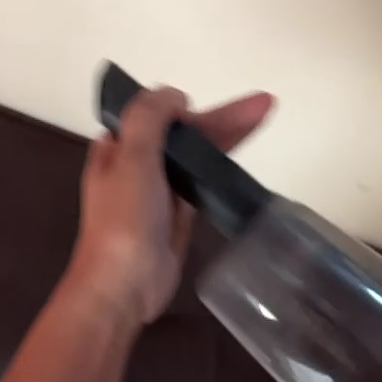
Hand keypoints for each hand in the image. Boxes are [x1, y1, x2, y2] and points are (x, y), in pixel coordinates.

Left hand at [65, 85, 273, 324]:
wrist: (124, 284)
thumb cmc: (124, 220)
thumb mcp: (131, 157)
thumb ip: (149, 118)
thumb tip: (176, 97)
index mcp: (118, 147)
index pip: (156, 114)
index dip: (187, 106)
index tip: (217, 107)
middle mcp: (137, 165)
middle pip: (184, 134)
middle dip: (222, 118)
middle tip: (263, 104)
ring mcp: (159, 192)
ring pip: (196, 157)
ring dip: (226, 139)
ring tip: (262, 118)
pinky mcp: (177, 217)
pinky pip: (200, 184)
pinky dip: (220, 170)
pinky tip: (240, 162)